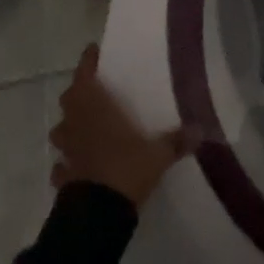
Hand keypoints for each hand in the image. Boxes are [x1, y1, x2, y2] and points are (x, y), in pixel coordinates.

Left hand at [51, 46, 197, 206]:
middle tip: (95, 93)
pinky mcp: (62, 174)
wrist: (97, 212)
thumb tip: (201, 129)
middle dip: (80, 94)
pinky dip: (69, 161)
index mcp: (95, 108)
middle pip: (70, 99)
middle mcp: (76, 122)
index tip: (93, 52)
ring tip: (86, 129)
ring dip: (70, 127)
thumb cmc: (126, 169)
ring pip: (62, 130)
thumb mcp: (158, 155)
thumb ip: (177, 141)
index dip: (88, 62)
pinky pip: (63, 162)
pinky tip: (80, 165)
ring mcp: (66, 149)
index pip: (85, 74)